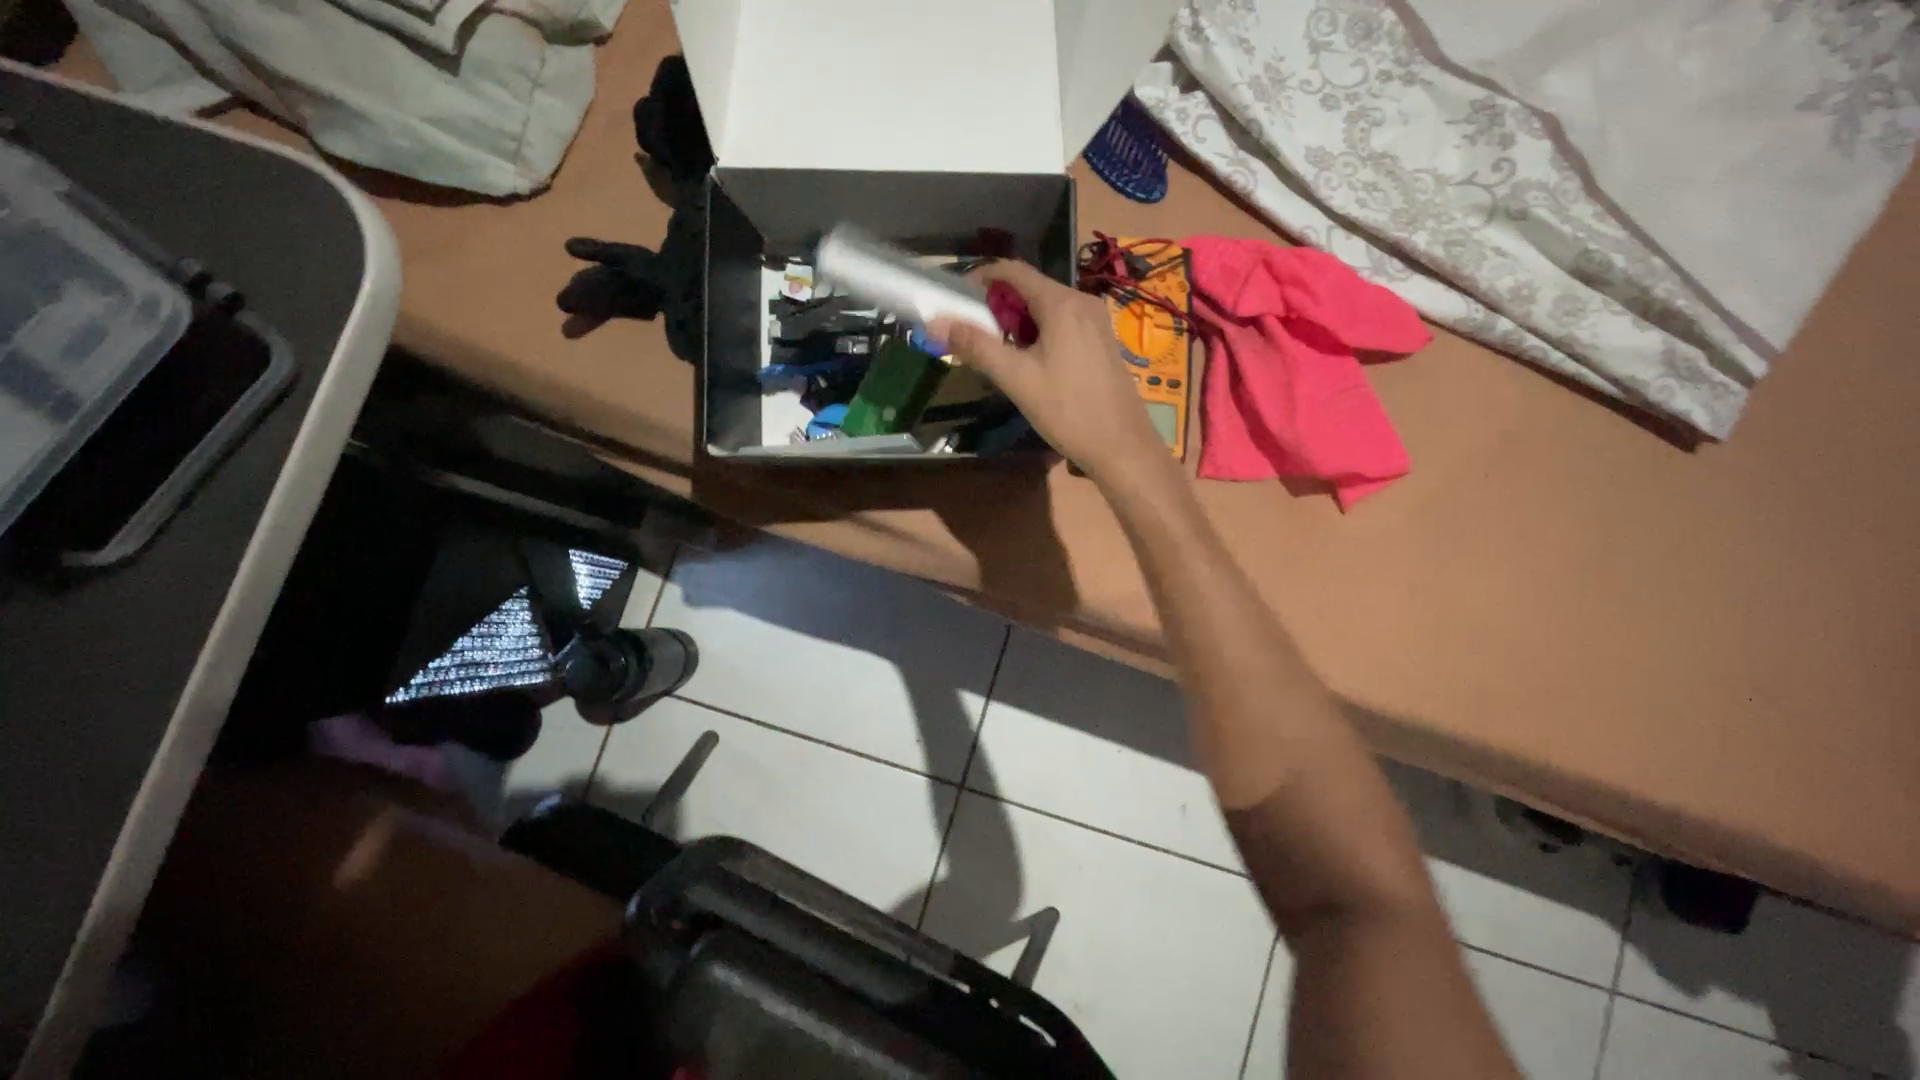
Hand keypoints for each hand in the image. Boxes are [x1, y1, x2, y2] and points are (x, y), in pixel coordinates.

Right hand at [931, 261, 1168, 483]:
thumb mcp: (1016, 378)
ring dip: (1017, 324)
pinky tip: (1030, 365)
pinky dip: (1039, 334)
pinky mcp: (1102, 342)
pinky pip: (1063, 325)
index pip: (1013, 271)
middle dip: (998, 307)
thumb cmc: (1068, 410)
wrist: (1122, 447)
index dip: (981, 278)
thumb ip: (976, 346)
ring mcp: (1096, 322)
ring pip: (1046, 309)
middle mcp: (1082, 302)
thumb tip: (937, 322)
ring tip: (998, 355)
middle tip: (974, 336)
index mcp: (1062, 303)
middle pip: (1030, 289)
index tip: (957, 299)